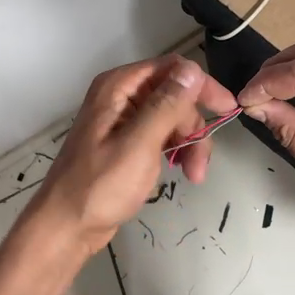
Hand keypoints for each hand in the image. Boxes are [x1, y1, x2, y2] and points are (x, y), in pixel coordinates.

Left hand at [32, 56, 238, 251]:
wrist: (67, 226)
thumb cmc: (100, 186)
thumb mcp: (139, 144)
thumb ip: (166, 105)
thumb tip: (192, 70)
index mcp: (118, 87)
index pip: (172, 69)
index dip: (202, 86)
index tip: (227, 111)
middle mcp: (120, 96)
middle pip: (175, 95)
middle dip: (194, 127)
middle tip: (200, 163)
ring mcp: (122, 120)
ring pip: (172, 118)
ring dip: (188, 143)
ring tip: (193, 175)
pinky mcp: (126, 142)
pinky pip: (160, 135)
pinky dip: (175, 151)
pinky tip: (180, 171)